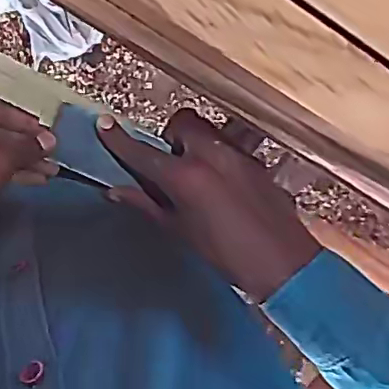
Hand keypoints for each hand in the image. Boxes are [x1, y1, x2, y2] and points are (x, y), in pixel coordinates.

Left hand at [0, 103, 58, 234]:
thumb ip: (25, 148)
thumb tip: (49, 140)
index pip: (2, 112)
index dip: (28, 123)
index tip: (49, 135)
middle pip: (1, 133)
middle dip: (29, 146)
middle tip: (53, 155)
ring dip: (24, 160)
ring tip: (49, 171)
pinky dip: (11, 171)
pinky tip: (33, 179)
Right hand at [98, 109, 319, 300]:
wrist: (283, 264)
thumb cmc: (225, 254)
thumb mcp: (179, 231)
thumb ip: (146, 205)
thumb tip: (116, 190)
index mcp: (184, 176)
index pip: (142, 151)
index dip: (118, 138)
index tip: (104, 125)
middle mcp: (210, 155)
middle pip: (182, 123)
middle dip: (171, 136)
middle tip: (169, 163)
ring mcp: (237, 155)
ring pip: (207, 132)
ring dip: (194, 144)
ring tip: (195, 173)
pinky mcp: (257, 162)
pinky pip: (229, 147)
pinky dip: (217, 157)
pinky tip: (220, 184)